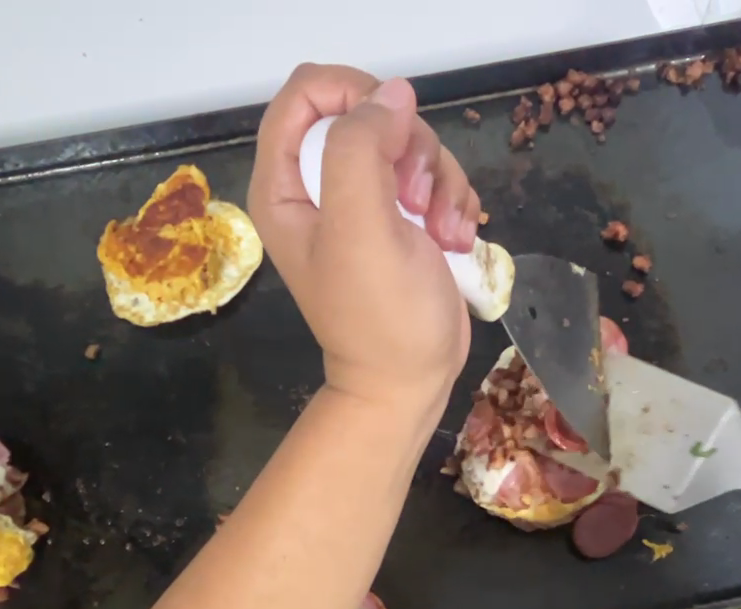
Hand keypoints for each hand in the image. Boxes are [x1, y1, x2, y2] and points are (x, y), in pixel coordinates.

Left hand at [250, 65, 480, 410]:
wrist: (410, 381)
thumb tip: (393, 96)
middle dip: (408, 151)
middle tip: (415, 204)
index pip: (307, 95)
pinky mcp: (404, 221)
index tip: (392, 128)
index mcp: (285, 187)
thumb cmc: (379, 317)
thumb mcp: (360, 229)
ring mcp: (366, 205)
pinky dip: (454, 204)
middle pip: (370, 116)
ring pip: (411, 146)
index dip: (353, 94)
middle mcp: (321, 189)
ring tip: (442, 235)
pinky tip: (456, 240)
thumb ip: (362, 149)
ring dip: (440, 184)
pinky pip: (435, 178)